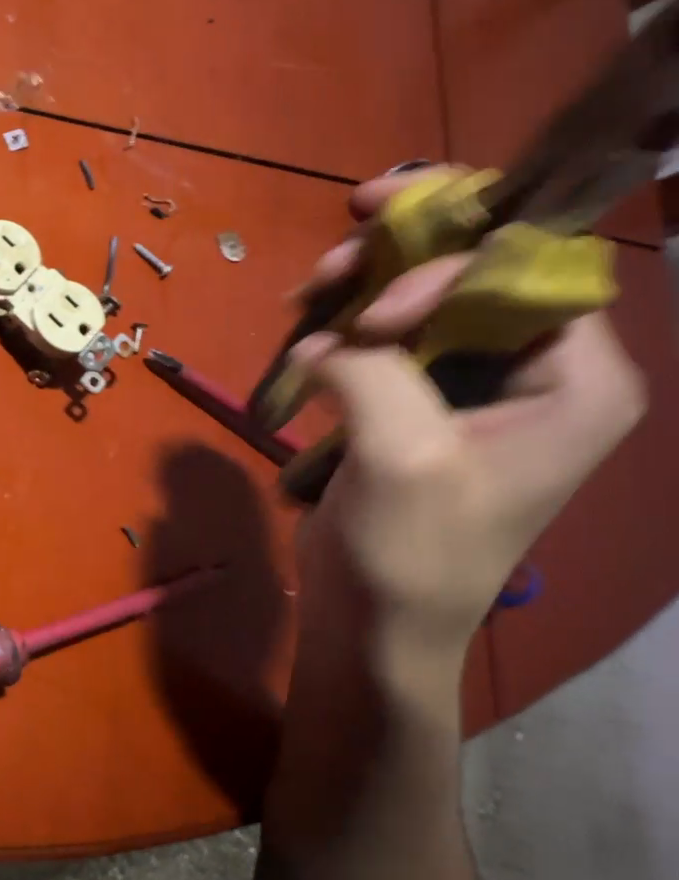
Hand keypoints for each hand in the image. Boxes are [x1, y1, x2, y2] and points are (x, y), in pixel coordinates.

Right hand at [289, 167, 646, 654]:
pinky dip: (342, 327)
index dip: (455, 266)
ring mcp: (469, 390)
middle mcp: (534, 374)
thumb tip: (322, 338)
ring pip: (421, 302)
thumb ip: (372, 373)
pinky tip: (301, 330)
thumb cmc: (413, 550)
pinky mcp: (412, 407)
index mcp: (577, 383)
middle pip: (475, 276)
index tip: (375, 308)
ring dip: (361, 287)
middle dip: (400, 258)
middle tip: (329, 261)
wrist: (374, 621)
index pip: (534, 276)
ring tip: (303, 294)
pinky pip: (384, 341)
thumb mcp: (403, 455)